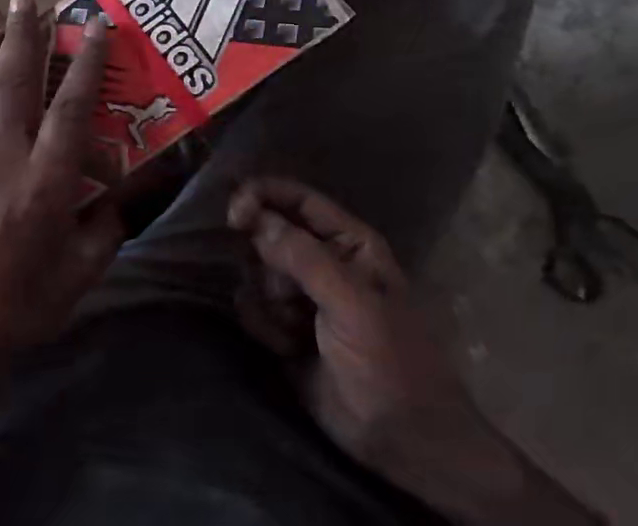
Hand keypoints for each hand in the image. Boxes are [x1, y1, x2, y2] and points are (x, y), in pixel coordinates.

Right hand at [228, 179, 600, 525]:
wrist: (404, 442)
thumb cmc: (392, 364)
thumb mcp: (354, 306)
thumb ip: (305, 258)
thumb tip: (256, 220)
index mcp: (348, 243)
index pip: (296, 198)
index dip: (261, 196)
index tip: (234, 214)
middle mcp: (321, 260)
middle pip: (266, 231)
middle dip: (263, 259)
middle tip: (282, 293)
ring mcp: (300, 294)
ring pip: (254, 269)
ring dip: (265, 297)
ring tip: (293, 328)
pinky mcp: (282, 325)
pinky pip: (249, 305)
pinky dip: (261, 323)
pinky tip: (286, 346)